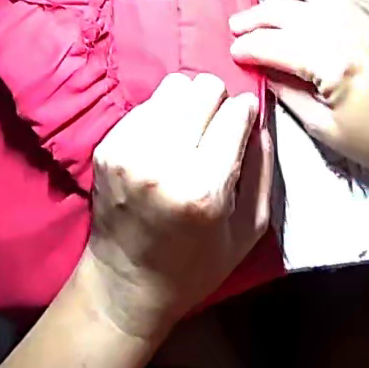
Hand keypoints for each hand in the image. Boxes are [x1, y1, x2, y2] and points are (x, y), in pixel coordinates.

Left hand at [77, 73, 271, 341]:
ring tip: (190, 131)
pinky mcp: (106, 144)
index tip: (246, 118)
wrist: (126, 281)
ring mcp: (128, 149)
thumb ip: (261, 170)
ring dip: (188, 103)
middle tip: (217, 124)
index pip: (233, 114)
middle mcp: (161, 161)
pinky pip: (146, 103)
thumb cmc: (197, 264)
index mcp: (202, 188)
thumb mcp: (248, 231)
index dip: (246, 111)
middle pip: (202, 87)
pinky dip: (161, 114)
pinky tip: (163, 142)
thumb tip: (259, 118)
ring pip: (172, 86)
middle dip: (217, 101)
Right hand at [228, 0, 368, 210]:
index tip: (233, 53)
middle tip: (237, 29)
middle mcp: (346, 26)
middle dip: (253, 18)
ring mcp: (367, 12)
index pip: (271, 42)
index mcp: (331, 61)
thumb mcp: (326, 130)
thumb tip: (261, 69)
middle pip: (283, 8)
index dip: (246, 47)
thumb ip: (287, 92)